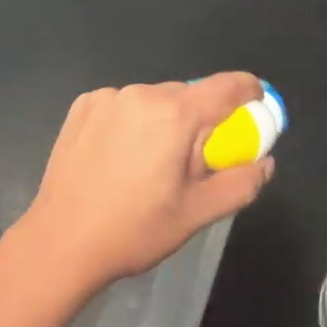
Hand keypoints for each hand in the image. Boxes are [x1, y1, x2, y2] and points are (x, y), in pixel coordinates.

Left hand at [12, 73, 275, 290]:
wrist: (61, 241)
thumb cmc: (134, 229)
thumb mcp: (196, 214)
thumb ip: (239, 184)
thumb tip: (265, 162)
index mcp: (175, 115)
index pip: (225, 86)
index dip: (247, 89)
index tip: (258, 100)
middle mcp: (142, 93)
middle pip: (187, 95)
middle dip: (199, 120)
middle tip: (192, 161)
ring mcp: (109, 96)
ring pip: (153, 100)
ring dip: (163, 121)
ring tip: (149, 166)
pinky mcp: (83, 104)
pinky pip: (122, 105)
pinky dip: (130, 122)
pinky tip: (117, 157)